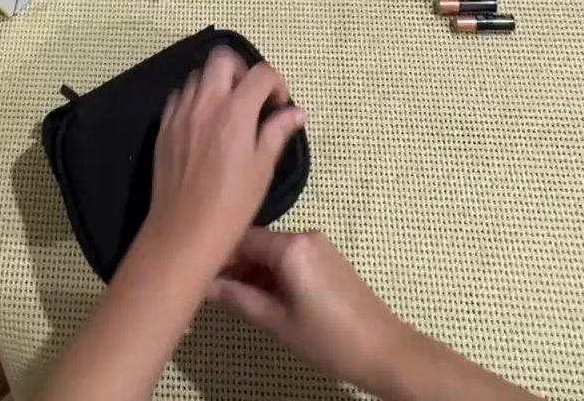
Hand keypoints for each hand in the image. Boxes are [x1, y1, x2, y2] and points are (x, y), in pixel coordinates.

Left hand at [144, 47, 306, 271]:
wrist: (184, 232)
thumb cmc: (231, 205)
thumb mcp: (262, 168)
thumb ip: (278, 132)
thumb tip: (297, 112)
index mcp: (235, 112)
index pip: (261, 73)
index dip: (276, 83)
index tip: (279, 104)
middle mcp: (206, 102)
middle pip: (223, 58)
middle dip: (242, 69)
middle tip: (251, 97)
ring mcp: (181, 112)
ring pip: (198, 75)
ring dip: (217, 83)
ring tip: (227, 109)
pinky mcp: (164, 125)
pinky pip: (179, 95)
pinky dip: (195, 98)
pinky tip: (203, 121)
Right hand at [208, 228, 412, 392]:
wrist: (384, 349)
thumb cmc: (328, 339)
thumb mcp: (277, 322)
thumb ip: (239, 299)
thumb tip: (206, 285)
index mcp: (290, 246)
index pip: (243, 238)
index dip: (219, 254)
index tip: (200, 272)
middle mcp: (304, 234)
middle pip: (258, 242)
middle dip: (235, 263)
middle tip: (213, 289)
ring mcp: (318, 243)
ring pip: (273, 249)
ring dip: (253, 269)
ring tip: (234, 297)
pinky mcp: (327, 255)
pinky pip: (290, 255)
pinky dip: (273, 271)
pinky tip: (263, 294)